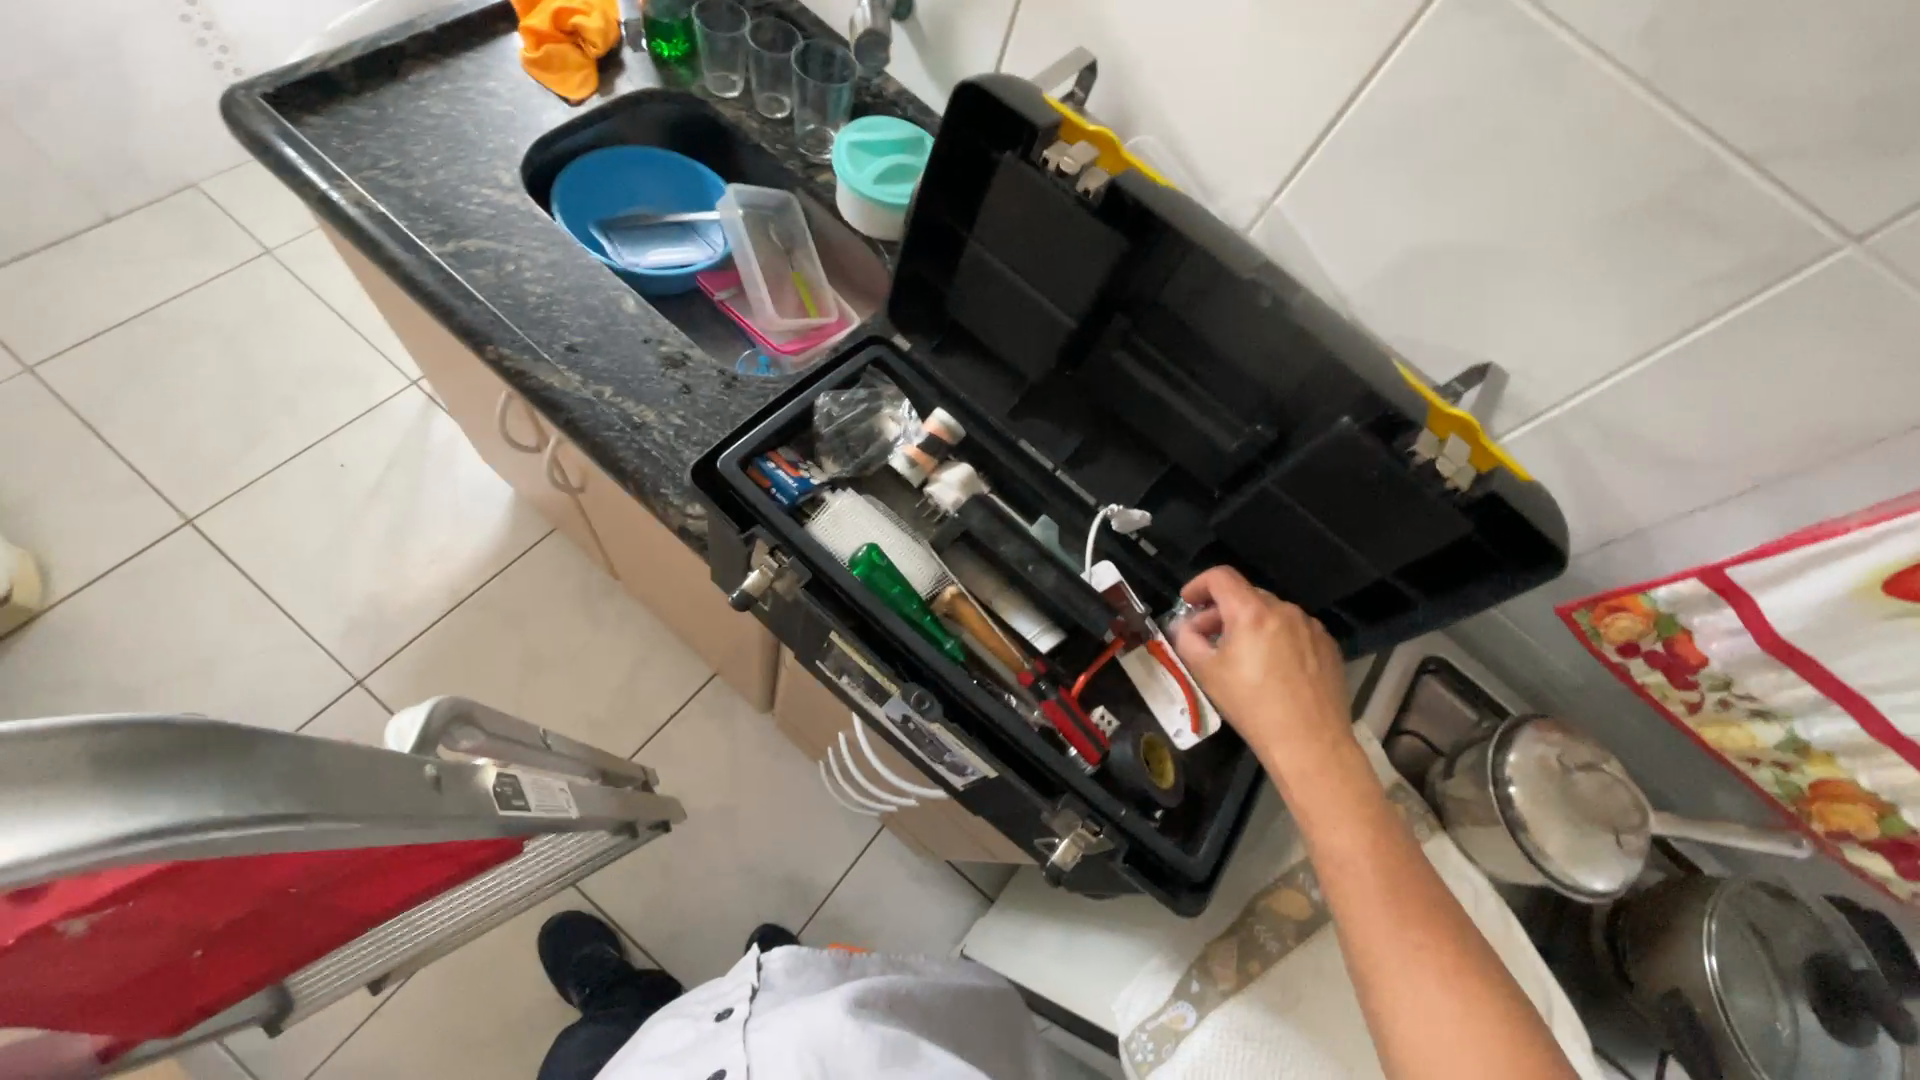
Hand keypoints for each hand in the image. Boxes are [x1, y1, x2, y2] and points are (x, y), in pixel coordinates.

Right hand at [1169, 567, 1351, 767]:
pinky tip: (1273, 668)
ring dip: (1250, 625)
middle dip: (1221, 611)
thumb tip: (1184, 626)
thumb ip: (1187, 640)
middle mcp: (1284, 610)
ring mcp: (1311, 627)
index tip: (1188, 602)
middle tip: (1206, 637)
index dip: (1198, 584)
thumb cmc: (1251, 706)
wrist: (1309, 742)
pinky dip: (1276, 638)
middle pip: (1246, 596)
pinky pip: (1294, 630)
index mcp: (1251, 612)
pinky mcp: (1328, 645)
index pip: (1221, 577)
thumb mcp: (1206, 673)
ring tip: (1241, 656)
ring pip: (1271, 613)